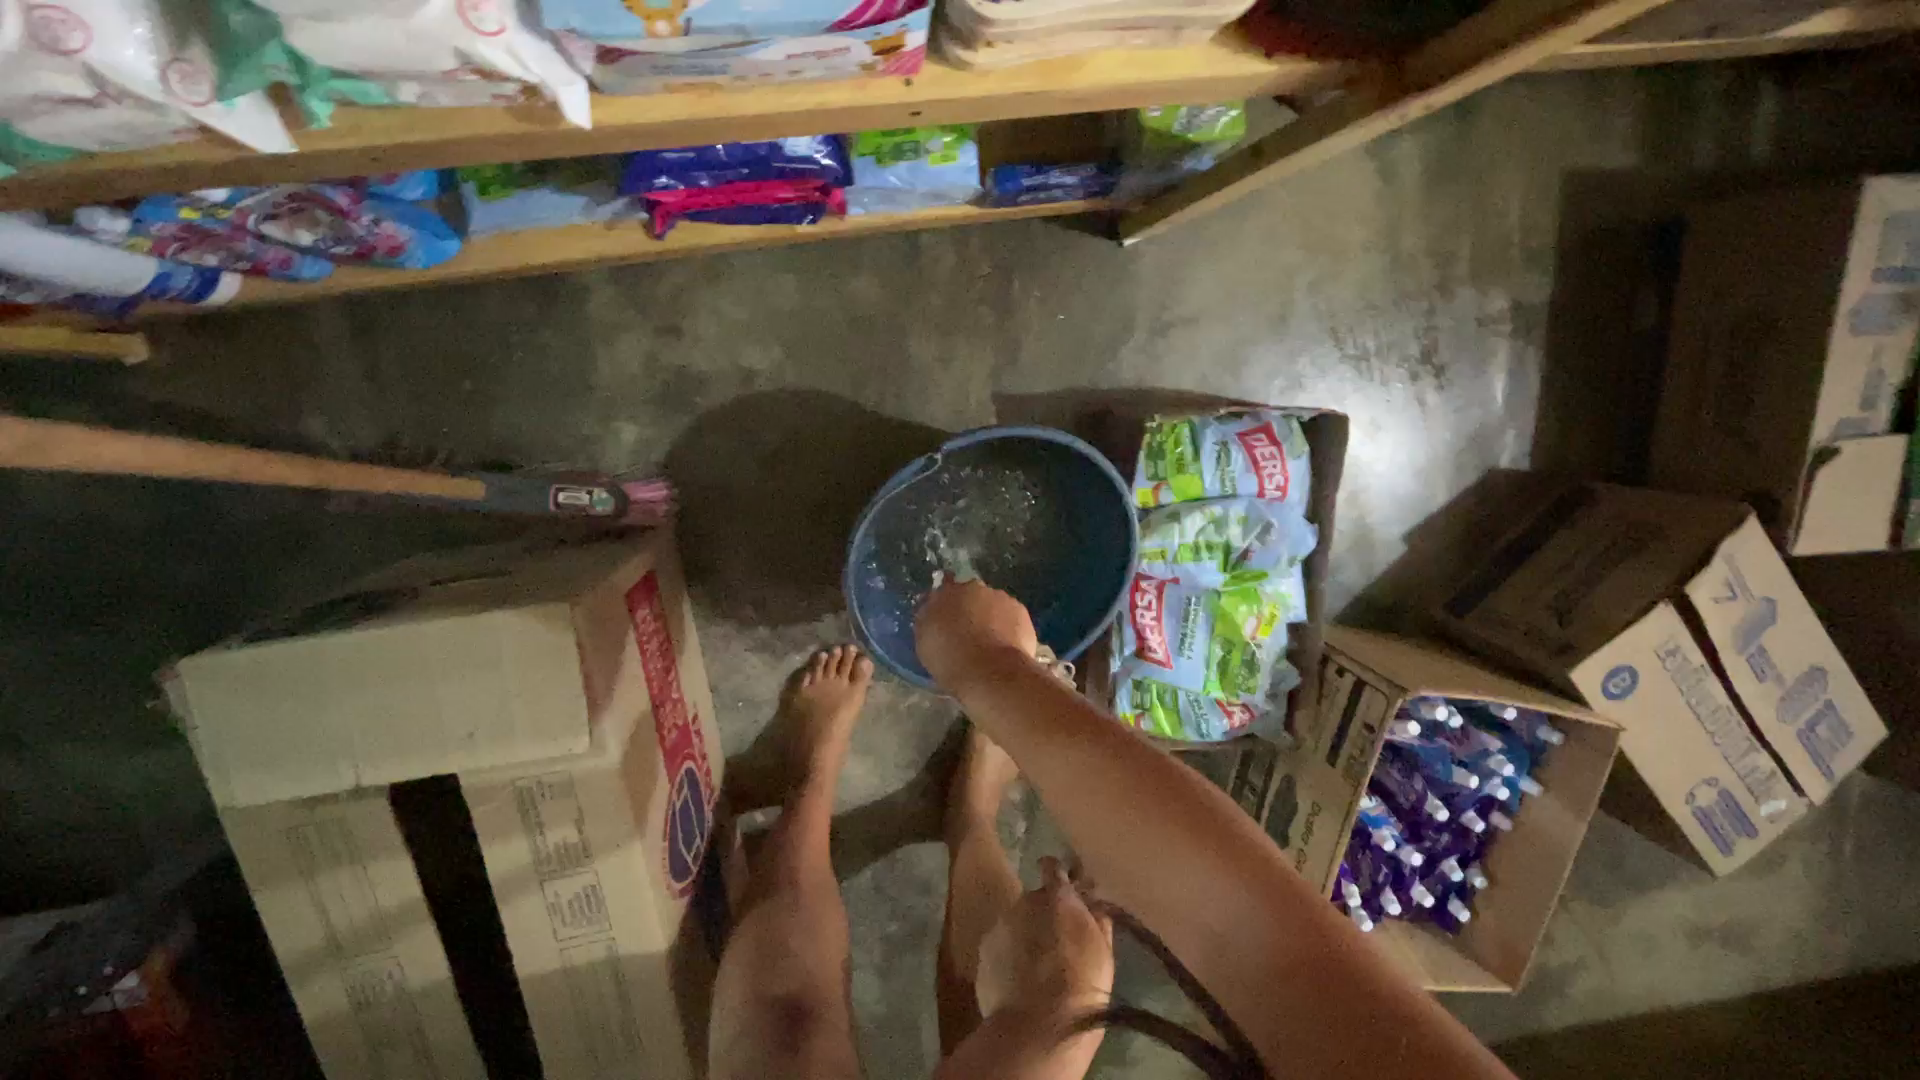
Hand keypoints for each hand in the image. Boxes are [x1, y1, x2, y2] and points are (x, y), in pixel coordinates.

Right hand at [916, 581, 1038, 688]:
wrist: (990, 672)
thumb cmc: (950, 660)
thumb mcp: (925, 642)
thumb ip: (929, 620)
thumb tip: (933, 611)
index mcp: (945, 593)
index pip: (943, 590)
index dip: (946, 605)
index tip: (946, 620)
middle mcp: (973, 588)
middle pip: (970, 595)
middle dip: (968, 610)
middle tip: (967, 635)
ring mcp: (999, 597)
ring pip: (992, 604)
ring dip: (990, 618)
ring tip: (989, 644)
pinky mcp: (1020, 610)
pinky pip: (1011, 616)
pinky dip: (1008, 627)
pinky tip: (1005, 646)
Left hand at [976, 857, 1114, 1019]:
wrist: (1037, 1028)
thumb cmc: (1081, 987)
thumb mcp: (1103, 952)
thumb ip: (1097, 919)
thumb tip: (1094, 903)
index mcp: (1057, 896)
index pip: (1053, 867)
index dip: (1057, 875)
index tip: (1064, 888)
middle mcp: (1024, 901)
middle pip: (1034, 897)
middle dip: (1044, 912)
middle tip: (1056, 939)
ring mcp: (1000, 924)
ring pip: (1015, 921)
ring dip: (1025, 933)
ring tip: (1038, 964)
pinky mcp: (984, 950)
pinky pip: (1001, 944)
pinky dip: (1009, 954)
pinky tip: (1020, 979)